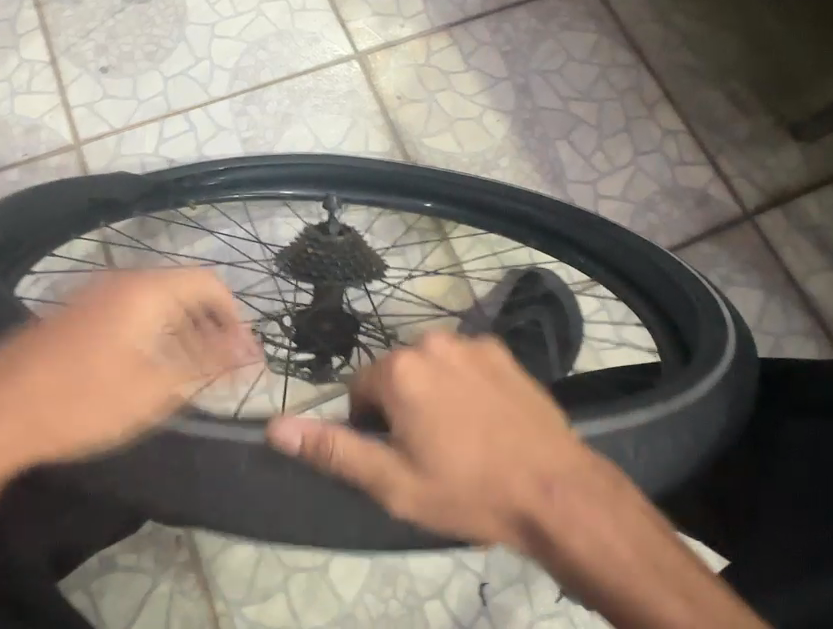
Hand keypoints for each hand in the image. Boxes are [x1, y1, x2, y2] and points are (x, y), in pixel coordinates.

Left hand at [0, 268, 260, 474]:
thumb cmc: (81, 402)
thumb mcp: (155, 388)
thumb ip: (208, 363)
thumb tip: (251, 350)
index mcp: (146, 290)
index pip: (210, 283)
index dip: (235, 318)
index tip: (244, 358)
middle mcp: (121, 281)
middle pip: (182, 290)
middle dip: (209, 326)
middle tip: (221, 372)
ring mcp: (92, 295)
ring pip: (154, 303)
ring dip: (180, 333)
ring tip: (187, 378)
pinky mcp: (73, 316)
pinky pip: (128, 313)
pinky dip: (150, 335)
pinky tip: (143, 374)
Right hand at [265, 331, 604, 549]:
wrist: (556, 491)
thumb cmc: (467, 490)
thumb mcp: (392, 483)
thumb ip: (333, 449)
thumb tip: (276, 428)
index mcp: (399, 370)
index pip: (359, 390)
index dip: (370, 427)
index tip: (396, 458)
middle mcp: (431, 341)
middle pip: (395, 374)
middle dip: (401, 408)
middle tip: (428, 454)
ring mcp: (471, 343)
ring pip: (430, 367)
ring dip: (432, 394)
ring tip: (460, 441)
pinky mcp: (503, 351)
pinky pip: (465, 364)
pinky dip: (465, 386)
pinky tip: (486, 423)